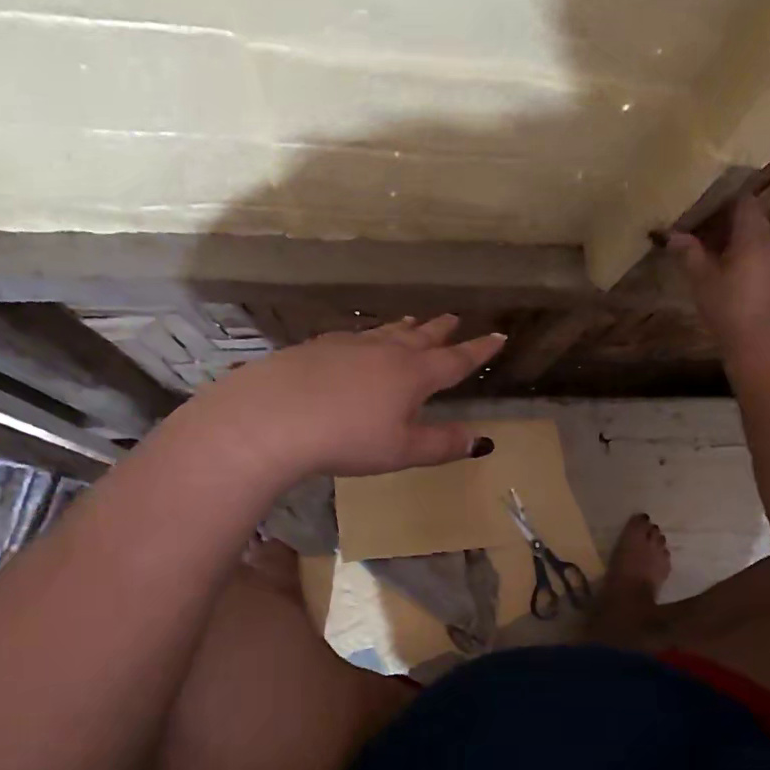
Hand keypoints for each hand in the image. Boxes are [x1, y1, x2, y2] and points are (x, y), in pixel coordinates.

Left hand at [177, 315, 505, 478]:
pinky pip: (353, 337)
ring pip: (386, 332)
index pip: (456, 360)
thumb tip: (484, 441)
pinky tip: (358, 341)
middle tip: (455, 319)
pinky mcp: (316, 349)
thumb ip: (443, 444)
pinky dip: (368, 336)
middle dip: (442, 331)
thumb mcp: (402, 450)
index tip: (498, 336)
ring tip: (415, 322)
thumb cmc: (347, 438)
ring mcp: (348, 346)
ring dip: (405, 328)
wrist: (270, 417)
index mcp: (413, 375)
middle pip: (421, 337)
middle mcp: (385, 352)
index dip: (479, 350)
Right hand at [665, 198, 769, 351]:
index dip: (722, 198)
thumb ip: (688, 252)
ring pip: (750, 236)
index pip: (743, 201)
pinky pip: (753, 254)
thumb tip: (670, 235)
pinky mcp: (769, 278)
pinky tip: (717, 266)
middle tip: (695, 223)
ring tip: (701, 245)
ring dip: (729, 237)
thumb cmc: (727, 305)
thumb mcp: (701, 277)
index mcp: (752, 236)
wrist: (754, 341)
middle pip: (748, 218)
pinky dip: (736, 252)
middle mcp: (766, 243)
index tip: (701, 202)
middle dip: (722, 218)